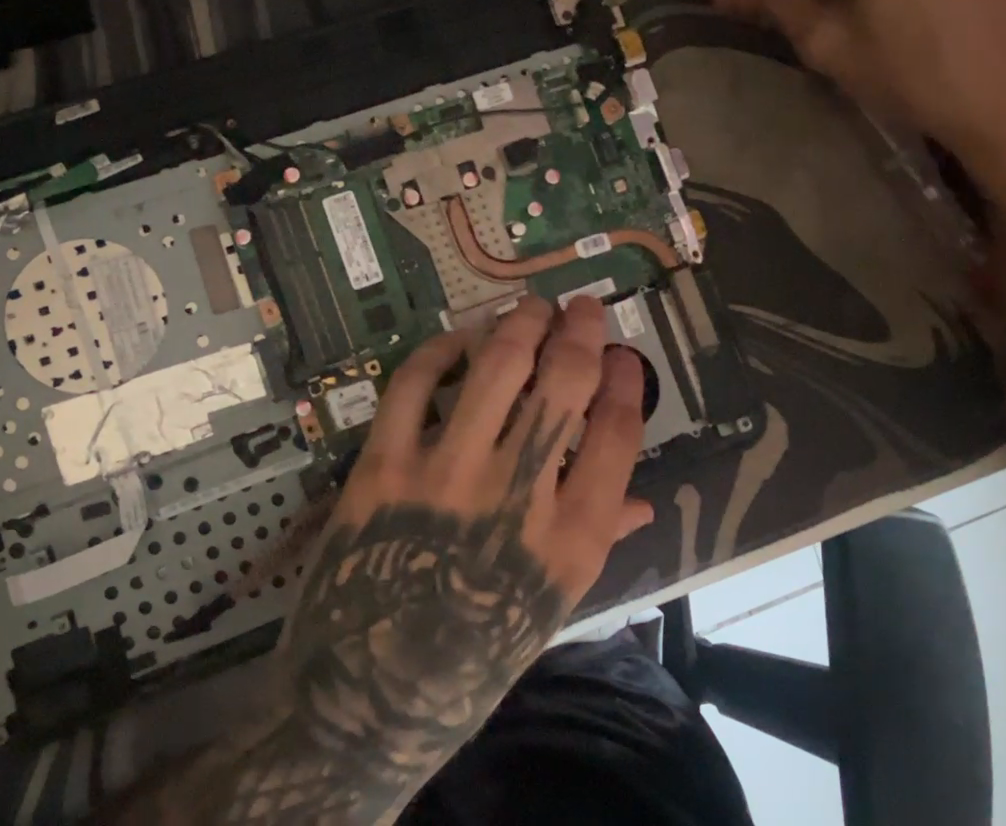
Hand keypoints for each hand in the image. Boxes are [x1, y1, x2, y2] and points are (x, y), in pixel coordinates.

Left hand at [156, 296, 653, 822]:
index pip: (616, 436)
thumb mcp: (546, 608)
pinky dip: (439, 352)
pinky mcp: (381, 466)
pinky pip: (413, 385)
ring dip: (517, 326)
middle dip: (578, 333)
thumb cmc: (469, 657)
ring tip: (529, 308)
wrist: (365, 697)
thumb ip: (594, 544)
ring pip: (494, 369)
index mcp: (570, 543)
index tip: (623, 354)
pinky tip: (458, 342)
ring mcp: (444, 476)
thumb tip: (640, 502)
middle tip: (580, 307)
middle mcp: (516, 499)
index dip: (624, 383)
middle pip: (562, 386)